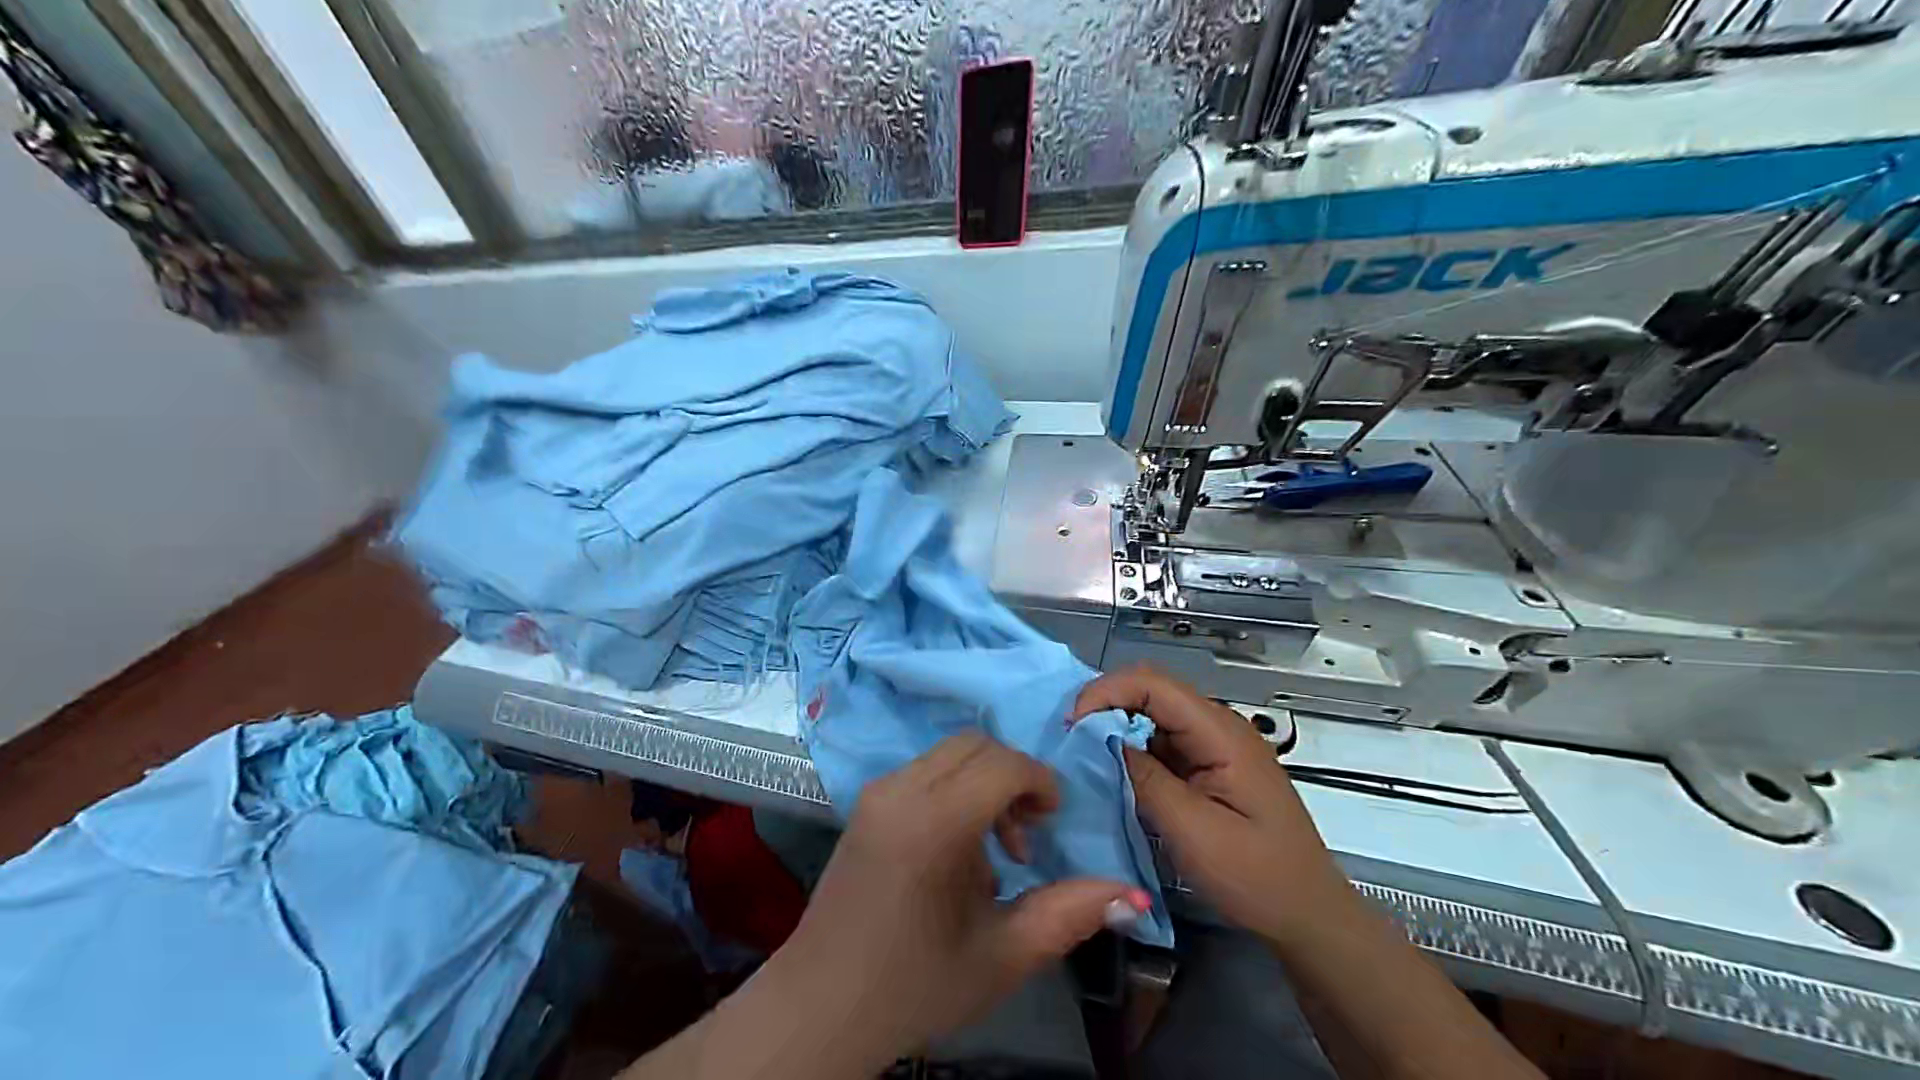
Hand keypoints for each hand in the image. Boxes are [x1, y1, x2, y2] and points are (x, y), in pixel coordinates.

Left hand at [777, 734, 1148, 1062]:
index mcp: (933, 823)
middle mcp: (900, 791)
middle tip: (1025, 836)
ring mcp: (877, 792)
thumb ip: (1069, 915)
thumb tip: (1131, 894)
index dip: (1038, 781)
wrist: (821, 1005)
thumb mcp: (1003, 956)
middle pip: (975, 745)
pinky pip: (923, 769)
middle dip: (1013, 776)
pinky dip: (954, 787)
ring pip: (948, 752)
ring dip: (983, 780)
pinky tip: (955, 848)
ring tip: (992, 850)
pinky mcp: (865, 802)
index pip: (1001, 764)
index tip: (1051, 821)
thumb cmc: (916, 984)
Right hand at [1073, 666, 1351, 950]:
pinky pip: (1163, 741)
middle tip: (1072, 737)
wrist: (1307, 916)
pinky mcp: (1210, 766)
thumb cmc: (1255, 876)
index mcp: (1220, 733)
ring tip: (1085, 754)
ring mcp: (1215, 745)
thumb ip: (1144, 778)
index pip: (1154, 684)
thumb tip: (1104, 741)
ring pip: (1155, 713)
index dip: (1106, 692)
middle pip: (1153, 690)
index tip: (1072, 725)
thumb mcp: (1191, 830)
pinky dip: (1133, 748)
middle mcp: (1218, 726)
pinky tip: (1116, 771)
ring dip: (1117, 725)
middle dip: (1106, 704)